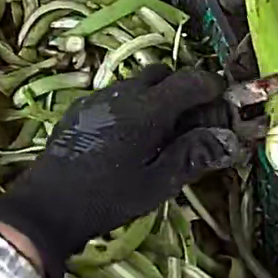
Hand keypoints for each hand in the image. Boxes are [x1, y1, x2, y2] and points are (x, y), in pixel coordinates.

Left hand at [0, 64, 243, 277]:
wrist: (47, 205)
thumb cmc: (107, 198)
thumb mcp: (157, 184)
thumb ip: (192, 155)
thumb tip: (230, 140)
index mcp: (147, 110)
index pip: (190, 80)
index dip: (211, 88)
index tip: (221, 107)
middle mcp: (123, 93)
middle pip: (163, 73)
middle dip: (183, 90)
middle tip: (192, 122)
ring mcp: (99, 96)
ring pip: (138, 82)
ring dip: (156, 96)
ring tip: (161, 133)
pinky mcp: (82, 106)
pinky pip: (117, 93)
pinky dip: (133, 104)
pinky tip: (130, 137)